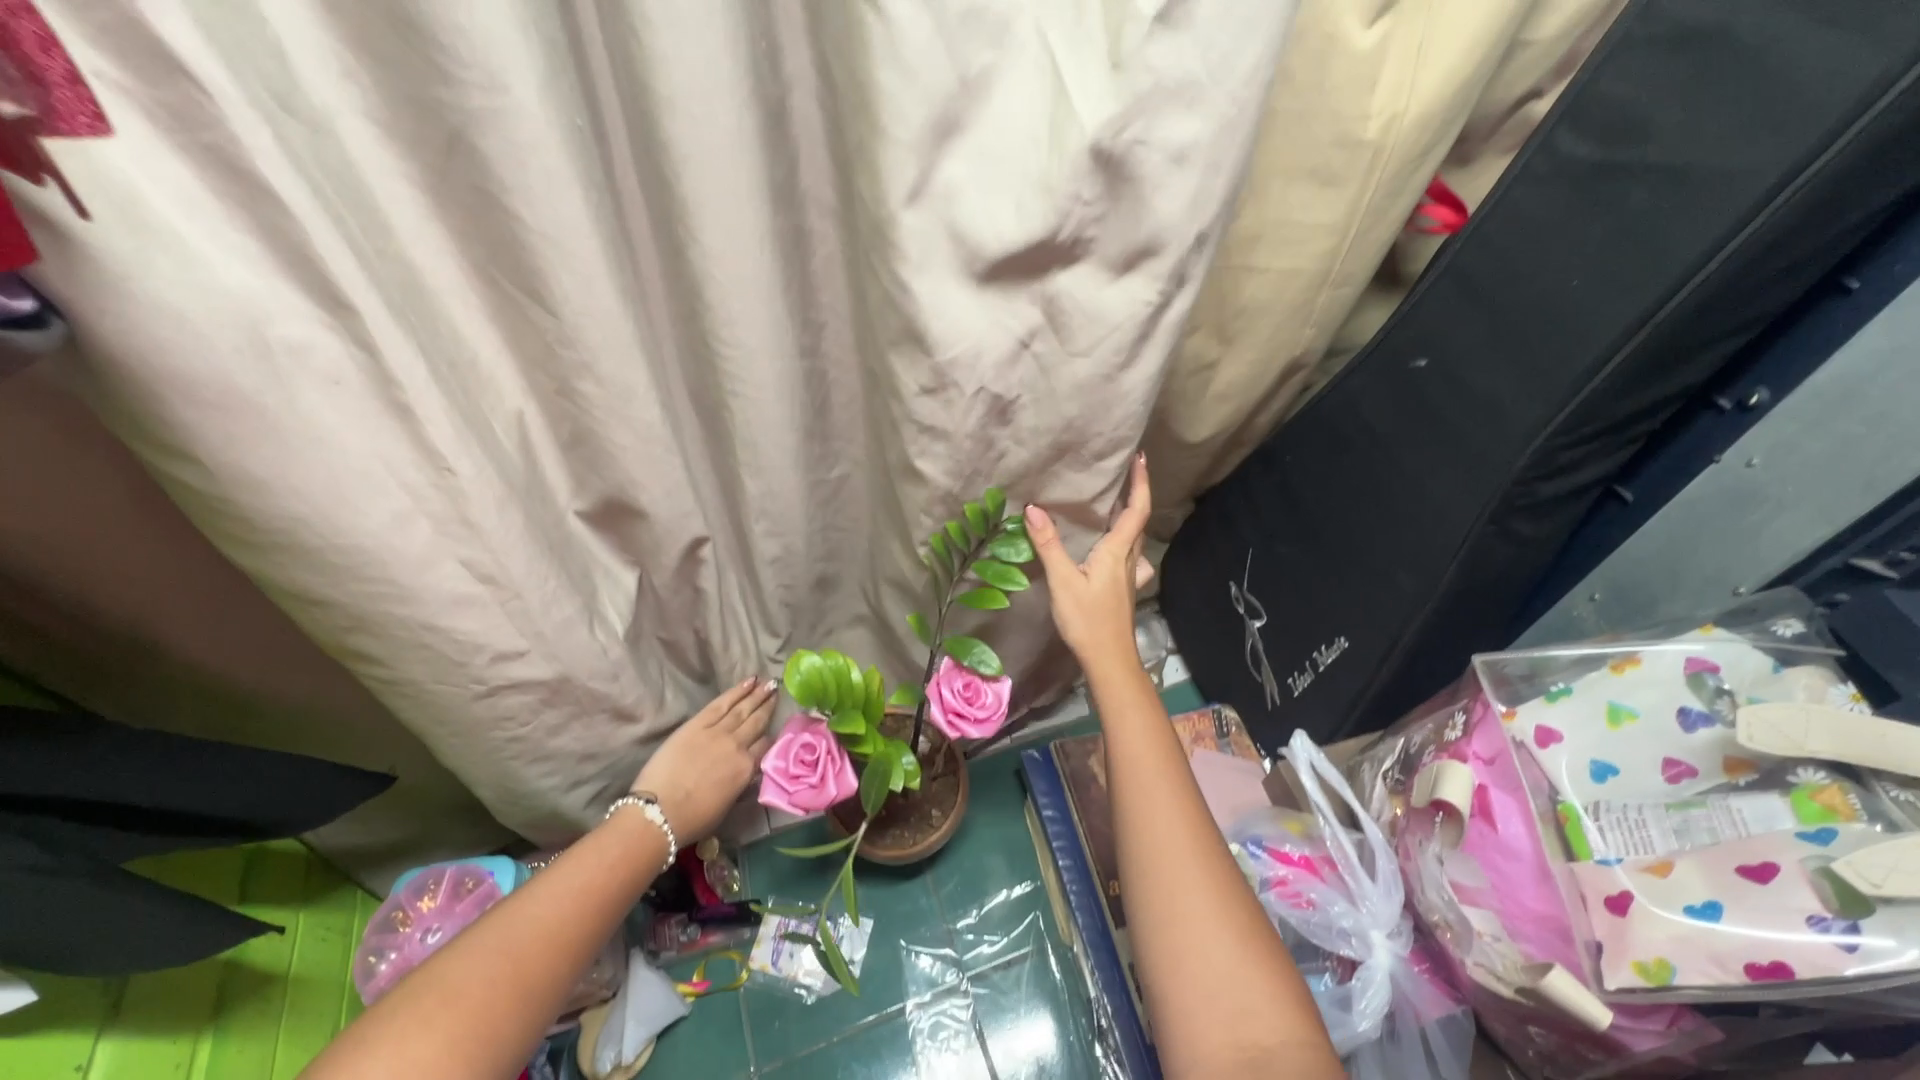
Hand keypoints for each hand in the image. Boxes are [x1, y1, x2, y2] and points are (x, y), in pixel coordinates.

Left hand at [632, 678, 776, 842]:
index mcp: (746, 769)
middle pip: (757, 722)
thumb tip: (745, 770)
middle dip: (768, 706)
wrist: (660, 811)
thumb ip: (740, 782)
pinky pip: (722, 703)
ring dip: (757, 695)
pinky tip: (749, 682)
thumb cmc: (693, 818)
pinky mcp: (698, 724)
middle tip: (777, 691)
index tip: (775, 726)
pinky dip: (737, 691)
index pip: (765, 747)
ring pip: (743, 709)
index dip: (770, 736)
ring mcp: (718, 732)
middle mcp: (737, 746)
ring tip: (768, 683)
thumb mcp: (727, 804)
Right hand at [1025, 452, 1154, 670]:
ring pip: (1136, 541)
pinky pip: (1131, 559)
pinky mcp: (1124, 591)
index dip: (1141, 483)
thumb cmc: (1087, 620)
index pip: (1137, 509)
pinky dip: (1126, 546)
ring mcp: (1129, 577)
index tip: (1141, 459)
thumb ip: (1048, 544)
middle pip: (1139, 521)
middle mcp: (1129, 560)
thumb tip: (1033, 509)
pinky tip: (1119, 555)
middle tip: (1127, 474)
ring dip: (1132, 519)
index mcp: (1117, 551)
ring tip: (1118, 507)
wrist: (1108, 659)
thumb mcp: (1062, 581)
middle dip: (1136, 495)